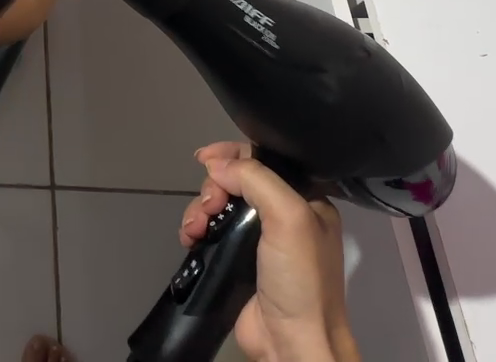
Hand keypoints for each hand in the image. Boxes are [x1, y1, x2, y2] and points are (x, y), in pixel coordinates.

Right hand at [181, 143, 357, 361]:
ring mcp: (259, 240)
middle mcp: (283, 216)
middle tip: (208, 206)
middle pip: (235, 180)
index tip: (205, 160)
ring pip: (219, 204)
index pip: (264, 160)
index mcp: (306, 201)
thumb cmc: (299, 279)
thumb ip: (255, 179)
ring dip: (199, 209)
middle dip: (213, 187)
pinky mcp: (238, 261)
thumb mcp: (289, 218)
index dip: (232, 154)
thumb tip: (216, 166)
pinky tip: (190, 239)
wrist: (292, 345)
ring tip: (194, 229)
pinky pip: (210, 230)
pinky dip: (195, 229)